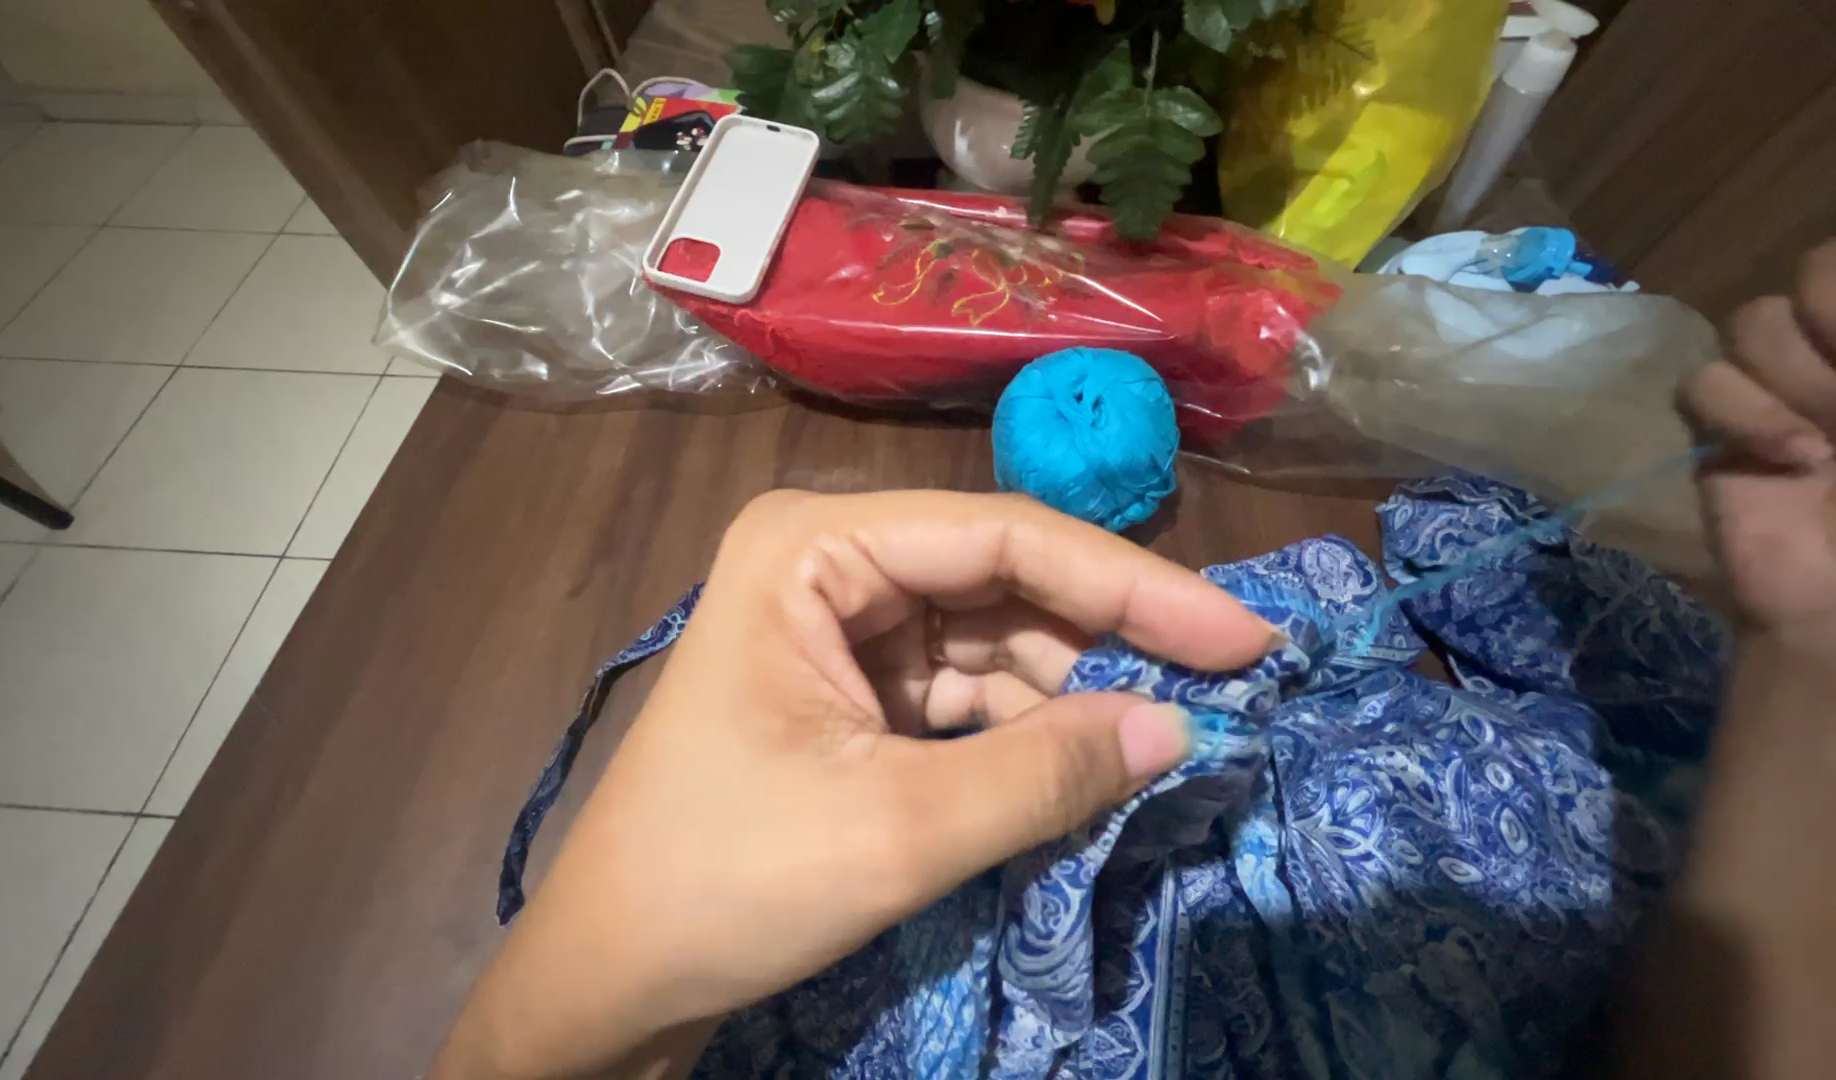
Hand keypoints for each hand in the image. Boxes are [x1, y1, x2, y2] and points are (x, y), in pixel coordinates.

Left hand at [433, 490, 1274, 1078]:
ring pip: (989, 632)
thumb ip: (1043, 771)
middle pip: (999, 577)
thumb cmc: (725, 880)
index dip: (1128, 583)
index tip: (1241, 634)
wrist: (616, 966)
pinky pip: (962, 682)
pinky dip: (1024, 720)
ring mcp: (840, 617)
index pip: (998, 537)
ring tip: (1162, 734)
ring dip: (1071, 685)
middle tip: (1224, 682)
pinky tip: (1083, 755)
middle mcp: (828, 558)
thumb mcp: (896, 829)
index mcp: (813, 547)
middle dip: (1105, 634)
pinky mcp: (854, 678)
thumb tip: (1178, 729)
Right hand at [1683, 240, 1835, 639]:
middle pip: (1815, 271)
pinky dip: (1742, 417)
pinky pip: (1703, 384)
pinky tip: (1784, 458)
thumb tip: (1823, 309)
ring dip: (1790, 377)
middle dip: (1832, 324)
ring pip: (1753, 321)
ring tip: (1828, 440)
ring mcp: (1787, 389)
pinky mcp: (1720, 430)